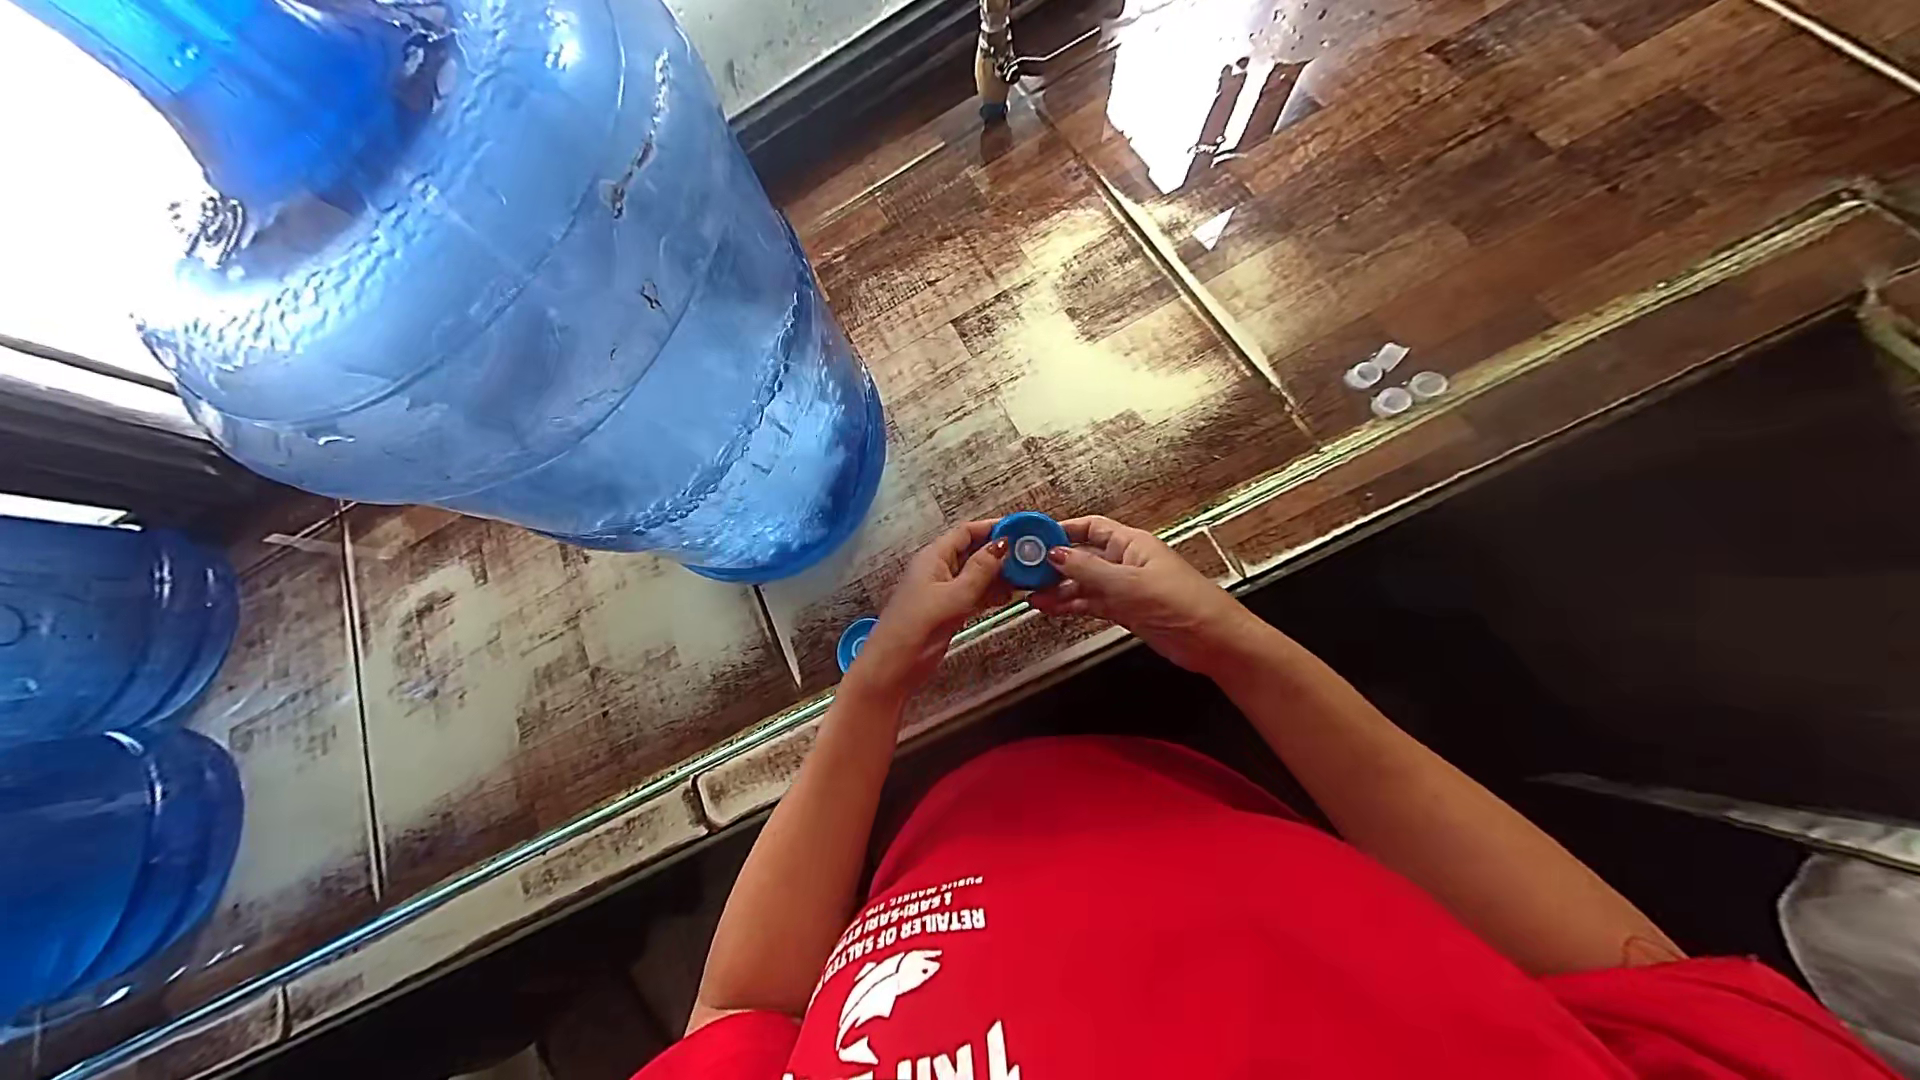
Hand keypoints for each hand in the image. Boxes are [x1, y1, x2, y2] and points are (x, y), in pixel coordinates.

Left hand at [850, 520, 1010, 698]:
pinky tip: (1010, 595)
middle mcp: (939, 569)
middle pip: (973, 551)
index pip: (966, 531)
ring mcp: (944, 590)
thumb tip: (1002, 544)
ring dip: (999, 574)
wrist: (895, 665)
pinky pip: (974, 593)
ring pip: (976, 574)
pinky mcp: (949, 610)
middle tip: (1030, 554)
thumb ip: (980, 570)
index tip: (1020, 528)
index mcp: (934, 557)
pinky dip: (991, 593)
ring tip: (1027, 574)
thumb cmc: (917, 626)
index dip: (992, 527)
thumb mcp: (955, 595)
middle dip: (1000, 551)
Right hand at [1029, 515, 1264, 674]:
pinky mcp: (1125, 610)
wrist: (1213, 641)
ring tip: (1030, 594)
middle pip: (1082, 556)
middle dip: (1054, 563)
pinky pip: (1090, 603)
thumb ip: (1088, 570)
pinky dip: (1070, 605)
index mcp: (1130, 544)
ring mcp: (1124, 588)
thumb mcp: (1127, 584)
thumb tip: (1055, 553)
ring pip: (1082, 583)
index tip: (1034, 537)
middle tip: (1025, 571)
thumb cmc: (1182, 603)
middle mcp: (1125, 562)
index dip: (1062, 530)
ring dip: (1057, 588)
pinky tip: (1050, 608)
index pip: (1089, 528)